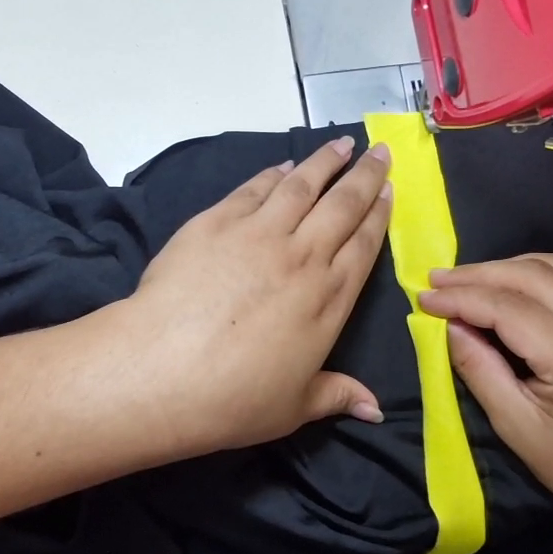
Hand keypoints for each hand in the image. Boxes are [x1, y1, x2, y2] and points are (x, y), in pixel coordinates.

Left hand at [123, 135, 392, 452]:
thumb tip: (376, 409)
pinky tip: (283, 166)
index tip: (389, 189)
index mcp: (328, 298)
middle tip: (379, 152)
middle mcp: (302, 256)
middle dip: (364, 175)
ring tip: (340, 143)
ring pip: (301, 186)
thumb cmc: (233, 396)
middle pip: (342, 205)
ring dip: (324, 162)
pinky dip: (273, 174)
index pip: (364, 244)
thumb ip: (337, 396)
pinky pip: (254, 189)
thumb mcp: (293, 407)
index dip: (379, 213)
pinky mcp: (216, 221)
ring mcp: (258, 233)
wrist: (163, 368)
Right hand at [417, 253, 552, 532]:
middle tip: (438, 280)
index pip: (508, 307)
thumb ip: (479, 370)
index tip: (424, 297)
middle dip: (480, 273)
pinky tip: (515, 285)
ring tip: (472, 280)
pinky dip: (540, 271)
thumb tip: (449, 325)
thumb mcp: (517, 428)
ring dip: (510, 266)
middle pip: (533, 275)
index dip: (461, 297)